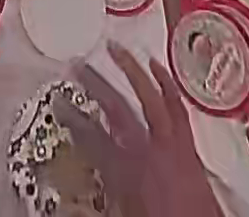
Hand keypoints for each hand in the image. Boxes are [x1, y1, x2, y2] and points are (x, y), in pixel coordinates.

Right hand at [57, 44, 220, 216]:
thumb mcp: (124, 216)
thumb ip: (103, 195)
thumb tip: (74, 198)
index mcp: (129, 173)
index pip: (93, 138)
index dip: (73, 118)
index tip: (60, 102)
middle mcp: (150, 151)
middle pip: (118, 109)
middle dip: (96, 85)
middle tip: (79, 65)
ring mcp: (171, 143)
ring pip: (149, 96)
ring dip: (131, 69)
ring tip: (115, 48)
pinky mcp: (188, 144)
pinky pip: (176, 105)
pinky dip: (166, 82)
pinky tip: (157, 65)